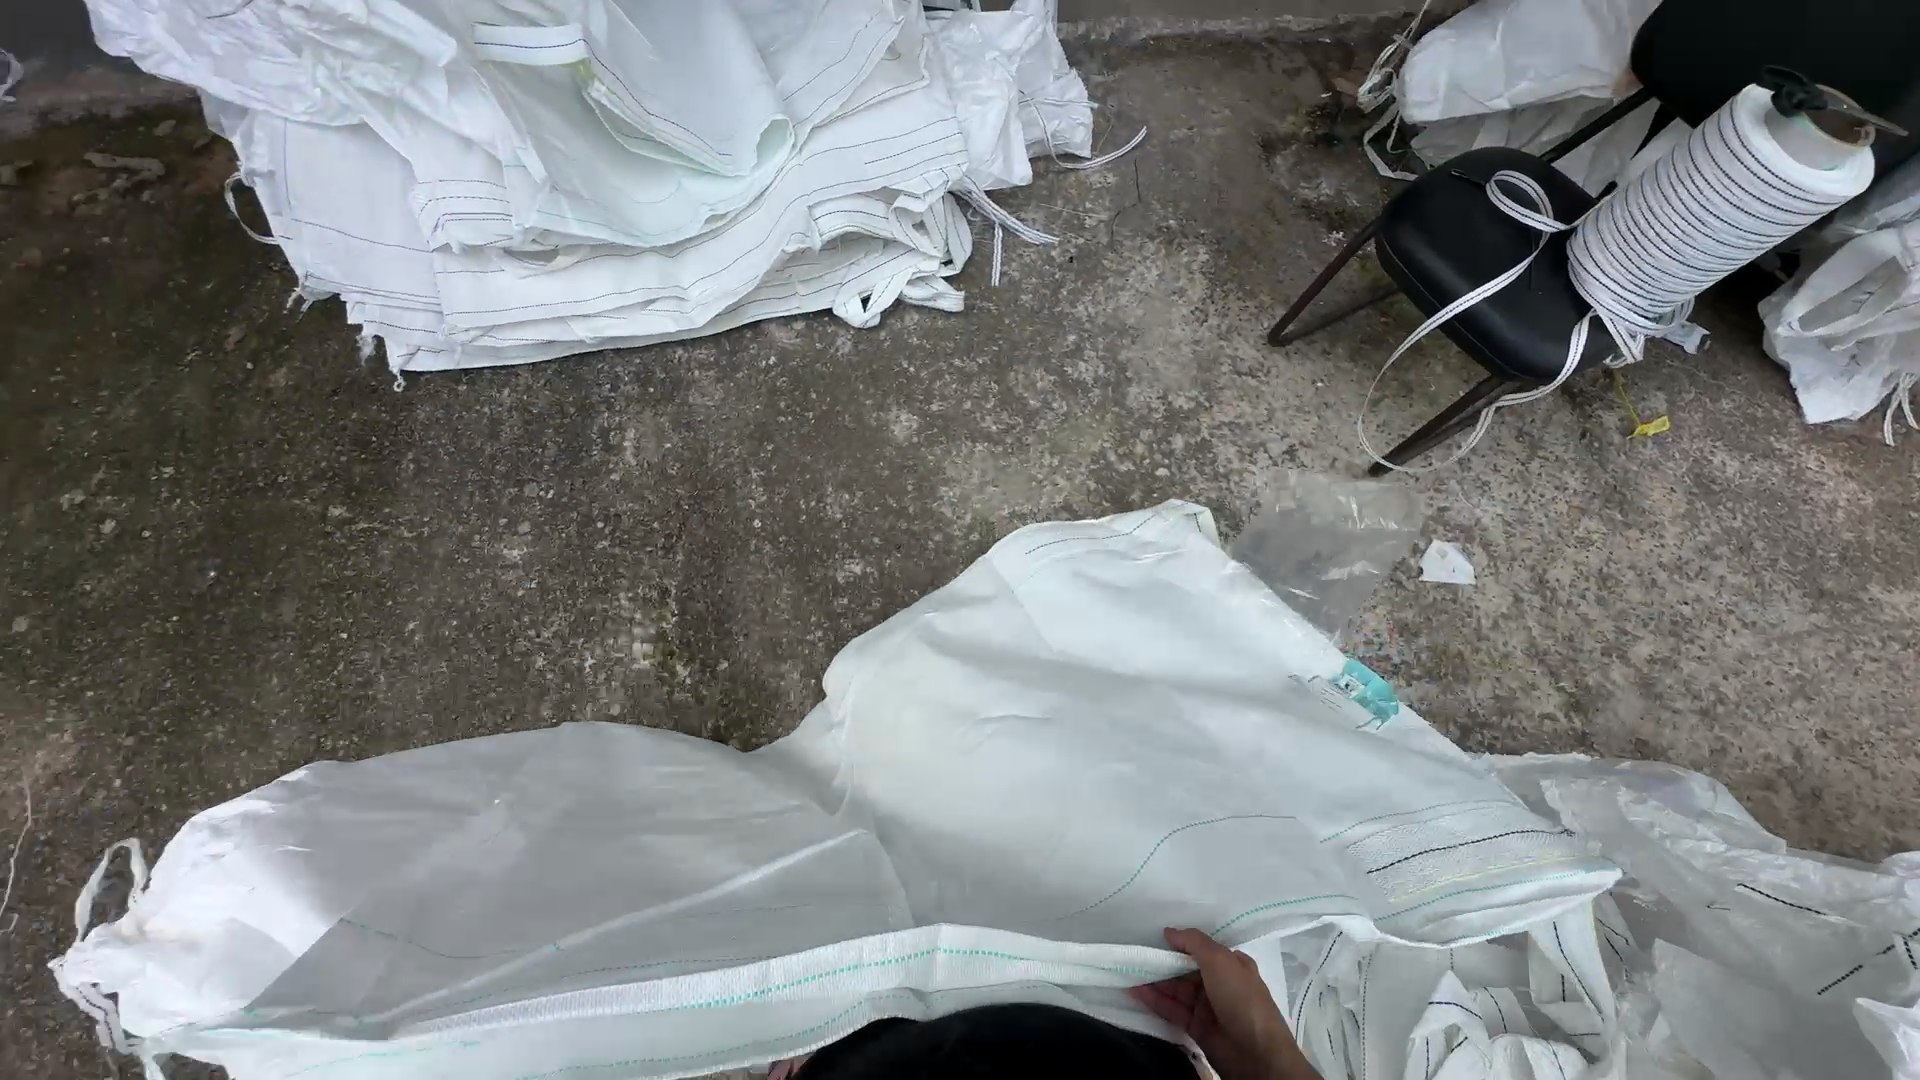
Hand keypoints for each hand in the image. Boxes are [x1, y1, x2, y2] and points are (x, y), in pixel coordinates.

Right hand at [1128, 927, 1318, 1079]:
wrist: (1257, 1055)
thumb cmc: (1241, 998)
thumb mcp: (1220, 960)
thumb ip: (1193, 941)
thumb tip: (1169, 931)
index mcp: (1231, 965)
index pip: (1201, 949)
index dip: (1179, 944)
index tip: (1155, 938)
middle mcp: (1219, 983)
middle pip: (1185, 969)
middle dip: (1162, 963)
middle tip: (1135, 956)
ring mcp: (1207, 1007)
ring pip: (1176, 990)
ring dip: (1154, 982)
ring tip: (1129, 972)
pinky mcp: (1197, 1028)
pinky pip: (1172, 1010)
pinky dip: (1155, 1001)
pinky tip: (1136, 992)